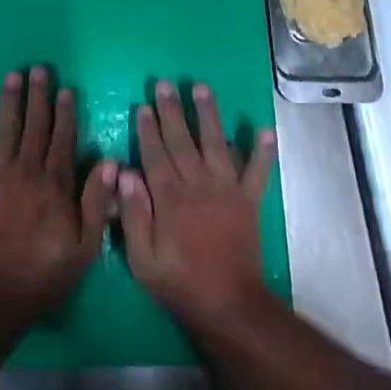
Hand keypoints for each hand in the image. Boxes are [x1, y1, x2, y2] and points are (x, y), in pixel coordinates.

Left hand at [0, 67, 117, 320]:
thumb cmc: (44, 272)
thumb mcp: (85, 247)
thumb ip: (98, 202)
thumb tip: (112, 163)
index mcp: (56, 183)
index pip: (63, 137)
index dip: (65, 111)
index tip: (67, 88)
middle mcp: (27, 169)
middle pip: (35, 124)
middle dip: (38, 94)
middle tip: (39, 69)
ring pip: (6, 127)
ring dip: (11, 100)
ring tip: (14, 76)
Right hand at [118, 80, 278, 324]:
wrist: (229, 304)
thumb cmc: (180, 283)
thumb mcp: (142, 259)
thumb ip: (133, 215)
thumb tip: (125, 174)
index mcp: (170, 199)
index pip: (155, 155)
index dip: (149, 130)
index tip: (144, 106)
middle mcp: (198, 186)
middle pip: (182, 141)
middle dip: (172, 111)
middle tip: (165, 84)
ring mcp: (227, 190)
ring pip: (216, 144)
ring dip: (209, 115)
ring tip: (202, 88)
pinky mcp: (249, 201)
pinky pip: (258, 172)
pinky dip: (263, 152)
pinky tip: (265, 130)